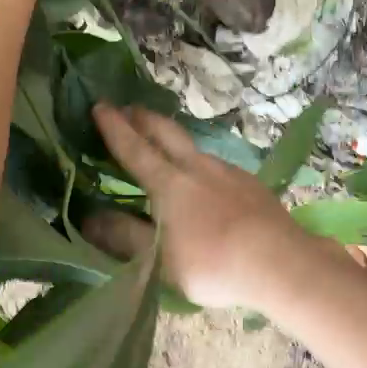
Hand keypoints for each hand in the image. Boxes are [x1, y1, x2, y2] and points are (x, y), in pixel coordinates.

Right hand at [87, 104, 332, 310]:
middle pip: (165, 132)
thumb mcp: (159, 260)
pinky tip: (204, 183)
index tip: (100, 105)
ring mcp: (224, 169)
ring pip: (192, 147)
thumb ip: (125, 236)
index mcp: (168, 183)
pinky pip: (214, 165)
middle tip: (128, 108)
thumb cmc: (211, 262)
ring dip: (172, 139)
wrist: (277, 258)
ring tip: (164, 147)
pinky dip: (199, 165)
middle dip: (143, 118)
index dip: (114, 128)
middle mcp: (195, 166)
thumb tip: (89, 219)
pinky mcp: (246, 180)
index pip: (134, 148)